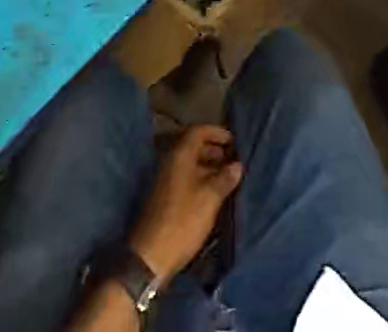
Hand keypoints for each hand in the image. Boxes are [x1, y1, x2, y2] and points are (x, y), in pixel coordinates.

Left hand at [128, 125, 243, 280]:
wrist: (150, 256)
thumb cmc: (183, 221)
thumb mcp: (210, 198)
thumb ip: (225, 178)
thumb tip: (237, 164)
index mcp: (179, 155)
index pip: (198, 131)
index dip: (217, 132)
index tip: (234, 140)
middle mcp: (169, 162)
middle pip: (193, 146)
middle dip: (214, 149)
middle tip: (234, 158)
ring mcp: (165, 180)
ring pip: (190, 164)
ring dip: (208, 166)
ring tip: (228, 177)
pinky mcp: (164, 197)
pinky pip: (185, 178)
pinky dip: (200, 179)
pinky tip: (214, 193)